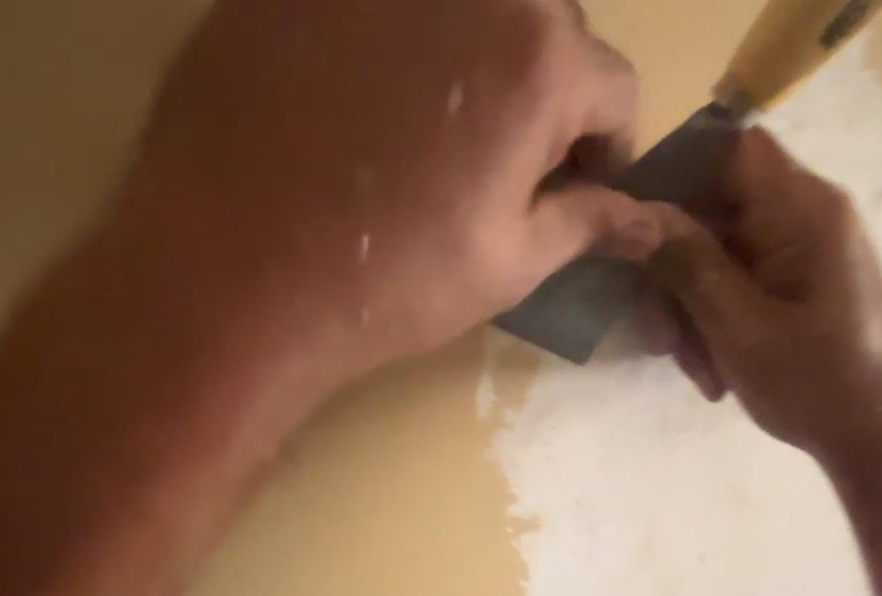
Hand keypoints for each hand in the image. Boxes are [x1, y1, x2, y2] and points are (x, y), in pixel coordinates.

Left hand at [118, 0, 650, 397]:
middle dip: (544, 93)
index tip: (576, 191)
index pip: (616, 89)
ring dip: (477, 56)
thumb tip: (648, 220)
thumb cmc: (393, 282)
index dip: (607, 150)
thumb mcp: (510, 264)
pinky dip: (399, 37)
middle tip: (501, 161)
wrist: (233, 270)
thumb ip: (588, 222)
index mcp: (539, 56)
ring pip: (470, 5)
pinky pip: (387, 1)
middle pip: (549, 28)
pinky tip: (362, 97)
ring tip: (432, 125)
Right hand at [643, 129, 881, 457]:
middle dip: (677, 275)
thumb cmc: (817, 384)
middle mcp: (805, 218)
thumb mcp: (740, 327)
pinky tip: (716, 374)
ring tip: (700, 373)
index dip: (674, 174)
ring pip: (719, 257)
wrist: (880, 442)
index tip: (632, 226)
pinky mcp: (798, 288)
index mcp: (803, 209)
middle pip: (715, 213)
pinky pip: (739, 285)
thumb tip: (638, 213)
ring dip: (693, 312)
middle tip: (662, 342)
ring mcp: (803, 254)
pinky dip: (717, 325)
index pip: (730, 149)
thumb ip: (689, 265)